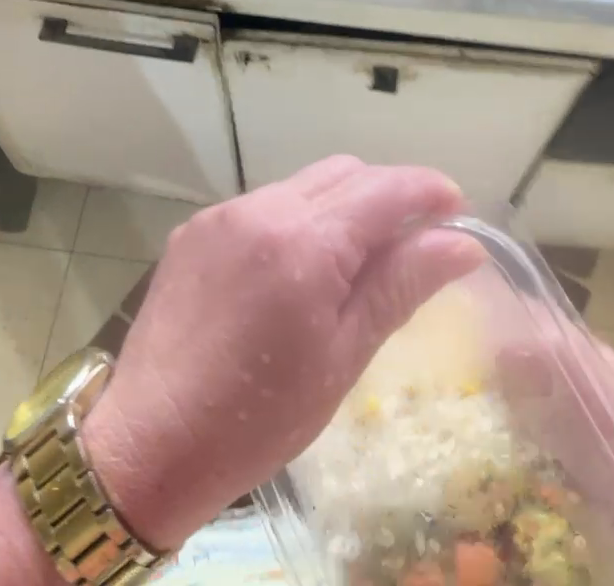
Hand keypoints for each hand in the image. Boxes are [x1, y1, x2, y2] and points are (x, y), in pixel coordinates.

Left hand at [81, 156, 480, 549]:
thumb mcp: (344, 356)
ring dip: (338, 208)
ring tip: (354, 262)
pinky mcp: (192, 232)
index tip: (459, 210)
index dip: (429, 191)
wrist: (150, 441)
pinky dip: (294, 222)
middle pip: (342, 174)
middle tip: (412, 243)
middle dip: (386, 195)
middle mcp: (258, 210)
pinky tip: (295, 272)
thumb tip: (462, 243)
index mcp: (303, 241)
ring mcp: (219, 217)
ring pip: (300, 187)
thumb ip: (400, 285)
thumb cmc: (260, 417)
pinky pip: (260, 208)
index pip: (384, 189)